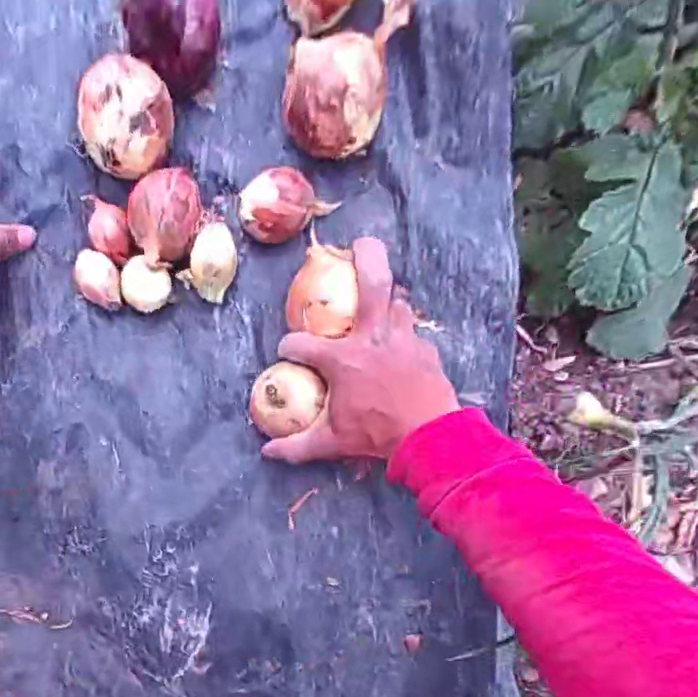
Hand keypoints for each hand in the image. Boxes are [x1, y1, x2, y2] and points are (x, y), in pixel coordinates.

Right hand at [261, 238, 461, 462]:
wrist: (428, 435)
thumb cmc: (376, 436)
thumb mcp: (332, 442)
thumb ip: (297, 446)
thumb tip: (268, 452)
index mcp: (343, 360)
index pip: (303, 344)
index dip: (290, 345)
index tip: (287, 350)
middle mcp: (372, 339)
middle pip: (372, 284)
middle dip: (367, 257)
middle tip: (361, 243)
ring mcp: (402, 340)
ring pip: (398, 303)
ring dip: (389, 300)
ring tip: (384, 301)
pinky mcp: (425, 350)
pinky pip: (413, 333)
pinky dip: (405, 335)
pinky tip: (402, 345)